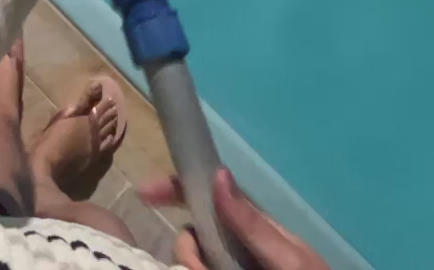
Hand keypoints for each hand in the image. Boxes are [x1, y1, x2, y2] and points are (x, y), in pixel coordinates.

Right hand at [140, 168, 328, 269]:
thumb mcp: (289, 260)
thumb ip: (252, 224)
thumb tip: (217, 174)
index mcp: (249, 228)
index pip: (205, 197)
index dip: (173, 190)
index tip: (145, 194)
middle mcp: (233, 248)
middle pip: (189, 237)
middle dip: (188, 252)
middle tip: (202, 269)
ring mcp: (227, 266)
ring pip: (190, 262)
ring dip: (194, 266)